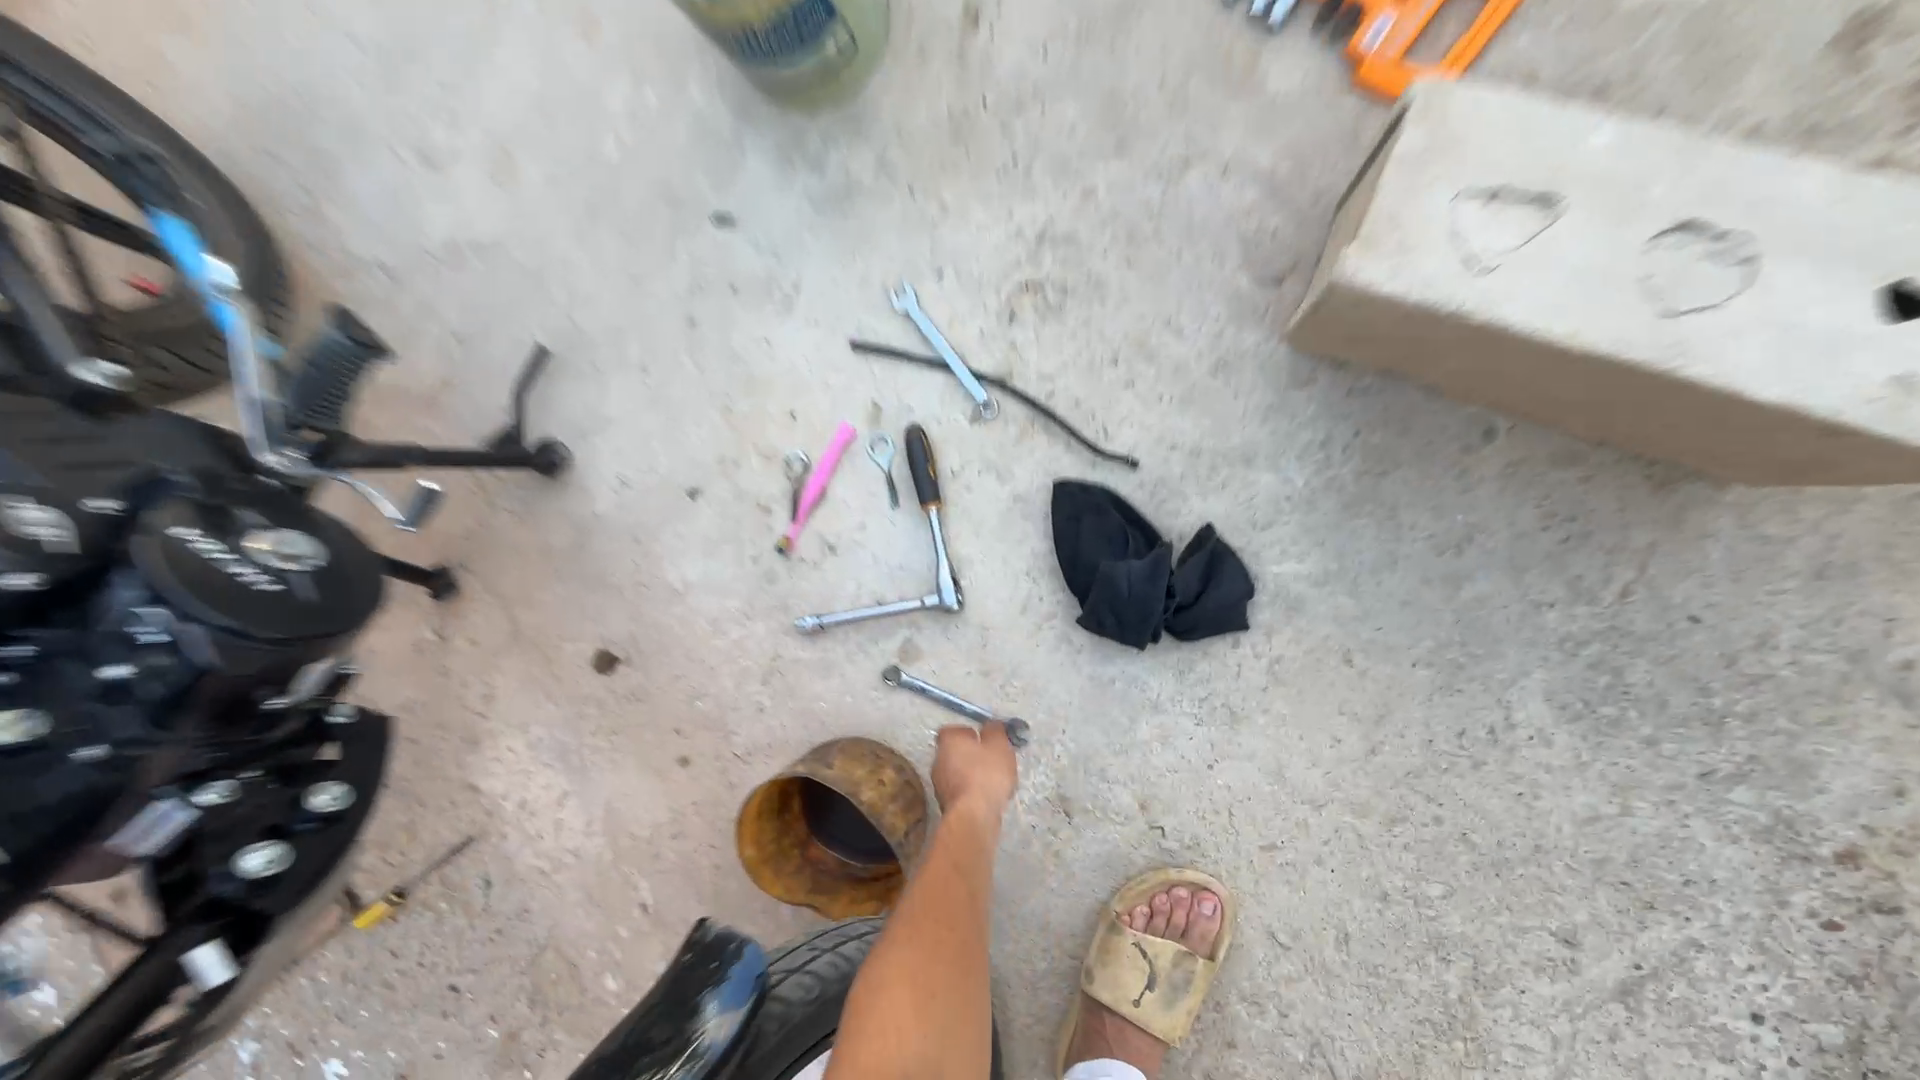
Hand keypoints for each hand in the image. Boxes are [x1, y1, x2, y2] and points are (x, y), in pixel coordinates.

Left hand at [931, 723, 1018, 818]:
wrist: (974, 814)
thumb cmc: (987, 773)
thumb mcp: (999, 745)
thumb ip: (995, 731)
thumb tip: (991, 725)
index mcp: (948, 741)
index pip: (952, 730)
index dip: (969, 733)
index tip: (984, 741)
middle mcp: (937, 759)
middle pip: (954, 752)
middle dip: (971, 755)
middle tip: (991, 760)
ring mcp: (938, 783)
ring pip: (956, 772)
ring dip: (971, 774)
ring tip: (992, 781)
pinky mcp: (945, 803)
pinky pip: (960, 790)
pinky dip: (971, 791)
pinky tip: (986, 797)